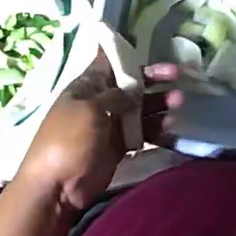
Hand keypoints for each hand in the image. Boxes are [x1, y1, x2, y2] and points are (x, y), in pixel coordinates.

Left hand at [15, 51, 178, 212]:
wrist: (57, 187)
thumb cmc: (68, 139)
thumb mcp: (90, 109)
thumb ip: (116, 96)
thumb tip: (135, 89)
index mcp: (87, 85)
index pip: (109, 61)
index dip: (129, 54)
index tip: (152, 48)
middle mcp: (101, 100)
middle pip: (131, 84)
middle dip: (153, 78)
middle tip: (178, 74)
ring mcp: (110, 124)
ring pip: (140, 108)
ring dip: (159, 104)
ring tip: (179, 102)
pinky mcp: (119, 145)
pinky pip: (142, 132)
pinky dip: (157, 130)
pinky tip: (173, 128)